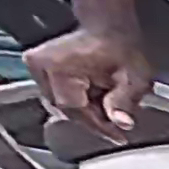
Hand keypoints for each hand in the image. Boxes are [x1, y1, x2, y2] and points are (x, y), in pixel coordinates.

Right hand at [24, 29, 153, 142]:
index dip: (98, 127)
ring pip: (62, 104)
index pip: (73, 109)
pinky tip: (98, 98)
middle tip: (117, 125)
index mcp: (57, 68)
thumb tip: (122, 123)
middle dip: (93, 121)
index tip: (118, 137)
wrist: (109, 32)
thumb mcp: (132, 82)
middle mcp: (39, 65)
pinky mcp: (41, 67)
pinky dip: (81, 102)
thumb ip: (124, 103)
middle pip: (65, 108)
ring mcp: (36, 65)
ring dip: (88, 112)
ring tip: (110, 106)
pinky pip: (60, 94)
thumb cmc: (121, 52)